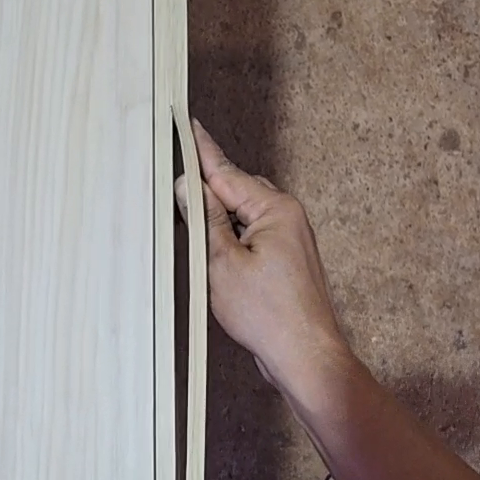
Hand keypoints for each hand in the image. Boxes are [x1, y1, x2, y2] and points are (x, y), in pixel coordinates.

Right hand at [175, 120, 351, 388]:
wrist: (305, 355)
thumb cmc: (268, 314)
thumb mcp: (222, 262)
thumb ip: (205, 220)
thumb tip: (190, 188)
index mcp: (274, 209)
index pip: (228, 173)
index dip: (202, 151)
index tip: (188, 124)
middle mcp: (287, 217)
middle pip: (237, 190)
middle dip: (207, 188)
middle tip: (175, 185)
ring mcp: (289, 240)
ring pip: (244, 215)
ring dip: (218, 218)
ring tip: (188, 220)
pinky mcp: (286, 261)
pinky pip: (252, 236)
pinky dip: (230, 238)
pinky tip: (212, 250)